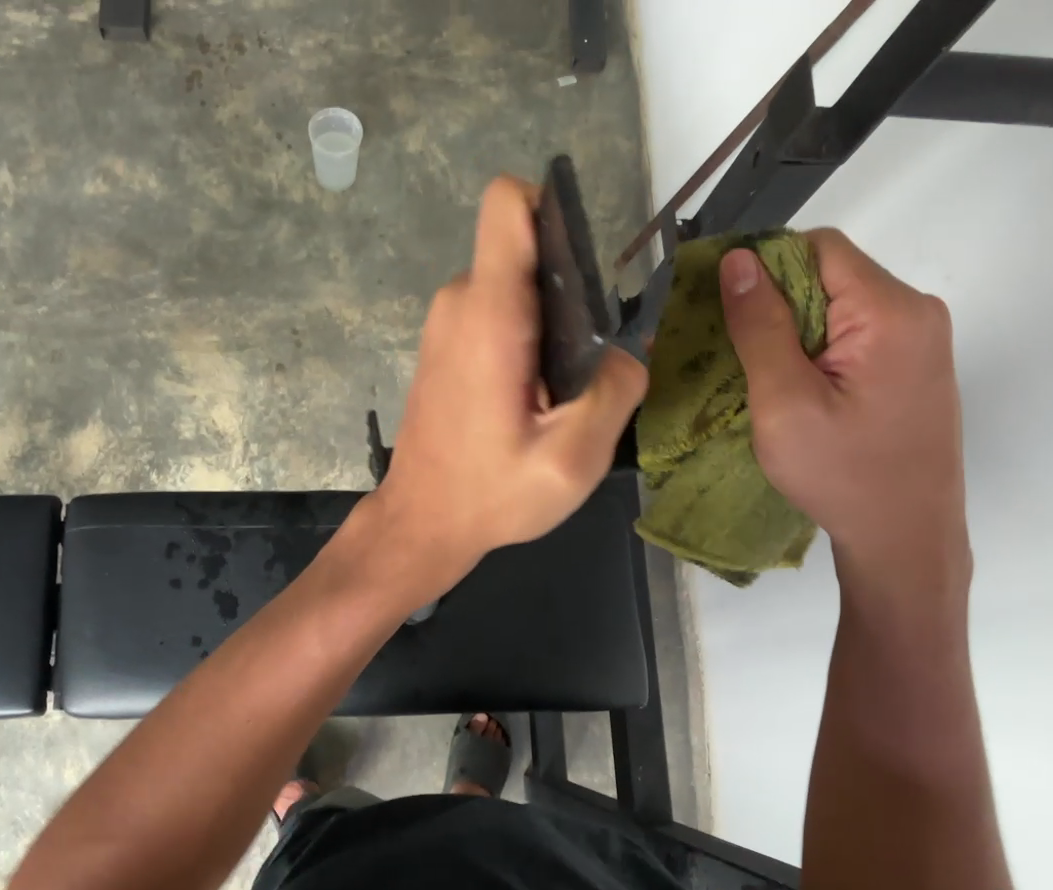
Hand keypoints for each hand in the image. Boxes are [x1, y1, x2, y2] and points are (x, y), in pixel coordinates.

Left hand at [367, 176, 646, 596]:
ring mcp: (445, 324)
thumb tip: (632, 350)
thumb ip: (616, 391)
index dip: (551, 208)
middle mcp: (460, 303)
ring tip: (557, 389)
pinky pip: (494, 313)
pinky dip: (522, 339)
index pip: (507, 203)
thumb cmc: (490, 494)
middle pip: (522, 250)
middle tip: (583, 363)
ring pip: (512, 286)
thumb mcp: (573, 459)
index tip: (585, 265)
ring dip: (547, 323)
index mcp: (490, 315)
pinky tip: (531, 397)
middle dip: (566, 289)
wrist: (420, 523)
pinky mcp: (444, 346)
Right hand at [719, 229, 967, 585]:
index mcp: (889, 312)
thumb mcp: (784, 403)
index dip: (763, 265)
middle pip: (828, 275)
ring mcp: (916, 340)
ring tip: (745, 371)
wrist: (904, 537)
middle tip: (722, 346)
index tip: (719, 307)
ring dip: (786, 330)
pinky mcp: (908, 367)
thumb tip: (737, 261)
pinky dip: (810, 350)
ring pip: (835, 307)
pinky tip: (782, 385)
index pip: (818, 248)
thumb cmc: (841, 474)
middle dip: (769, 302)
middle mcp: (914, 311)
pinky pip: (851, 336)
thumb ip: (760, 327)